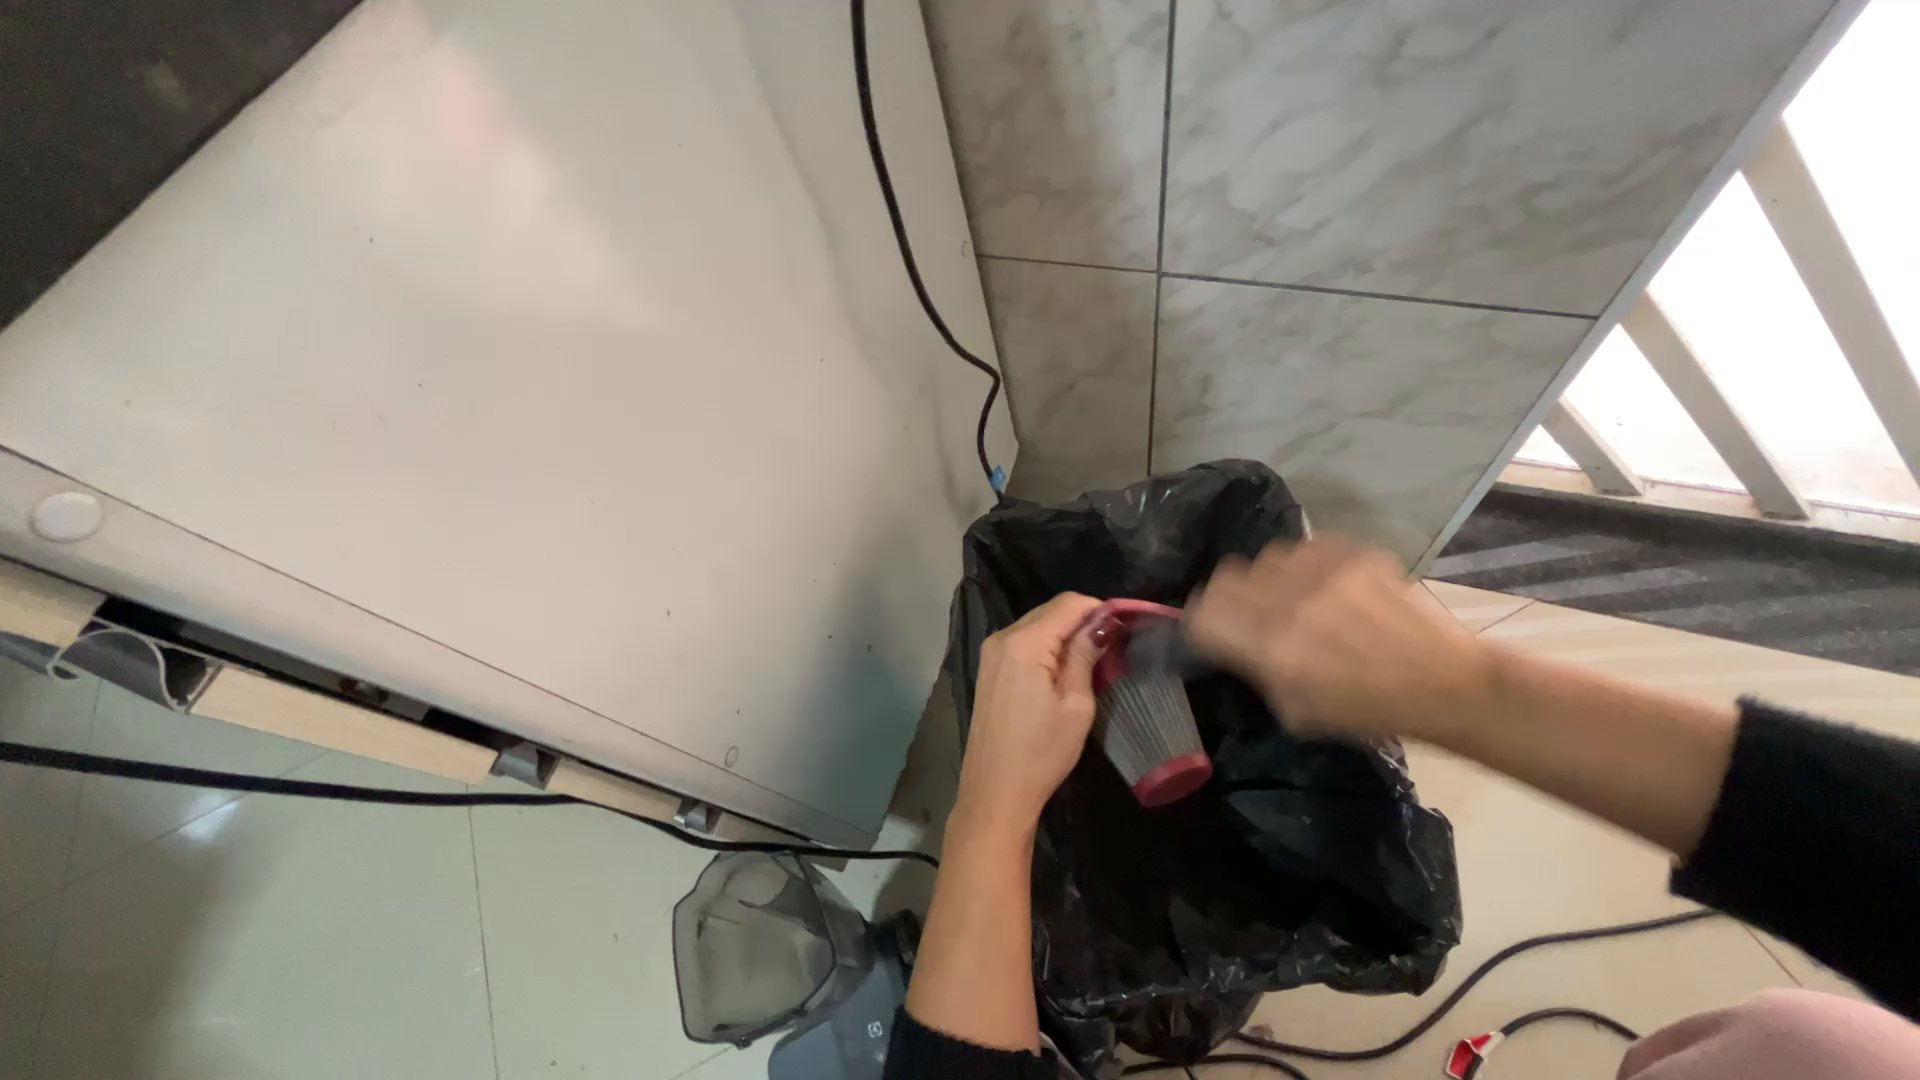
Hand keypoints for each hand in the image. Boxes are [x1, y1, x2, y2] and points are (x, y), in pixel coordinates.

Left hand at [953, 592, 1105, 842]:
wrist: (996, 792)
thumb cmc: (1042, 752)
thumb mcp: (1076, 703)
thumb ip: (1087, 654)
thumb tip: (1105, 621)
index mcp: (1024, 642)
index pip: (1069, 603)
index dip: (1101, 609)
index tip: (1126, 626)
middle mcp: (1002, 637)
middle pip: (1051, 610)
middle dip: (1084, 621)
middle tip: (1114, 646)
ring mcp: (991, 652)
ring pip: (1037, 625)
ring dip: (1065, 634)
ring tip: (1094, 660)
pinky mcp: (989, 668)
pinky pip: (1024, 642)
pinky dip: (1047, 646)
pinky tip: (1065, 670)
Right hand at [1185, 536, 1490, 741]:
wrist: (1443, 683)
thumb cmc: (1365, 710)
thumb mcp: (1293, 710)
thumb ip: (1255, 670)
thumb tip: (1234, 644)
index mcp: (1269, 647)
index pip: (1202, 612)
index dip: (1199, 621)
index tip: (1210, 630)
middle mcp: (1288, 601)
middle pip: (1225, 577)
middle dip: (1227, 596)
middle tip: (1245, 614)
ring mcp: (1322, 572)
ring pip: (1265, 557)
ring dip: (1267, 578)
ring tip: (1288, 597)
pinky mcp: (1352, 554)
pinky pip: (1306, 547)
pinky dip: (1305, 565)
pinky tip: (1322, 586)